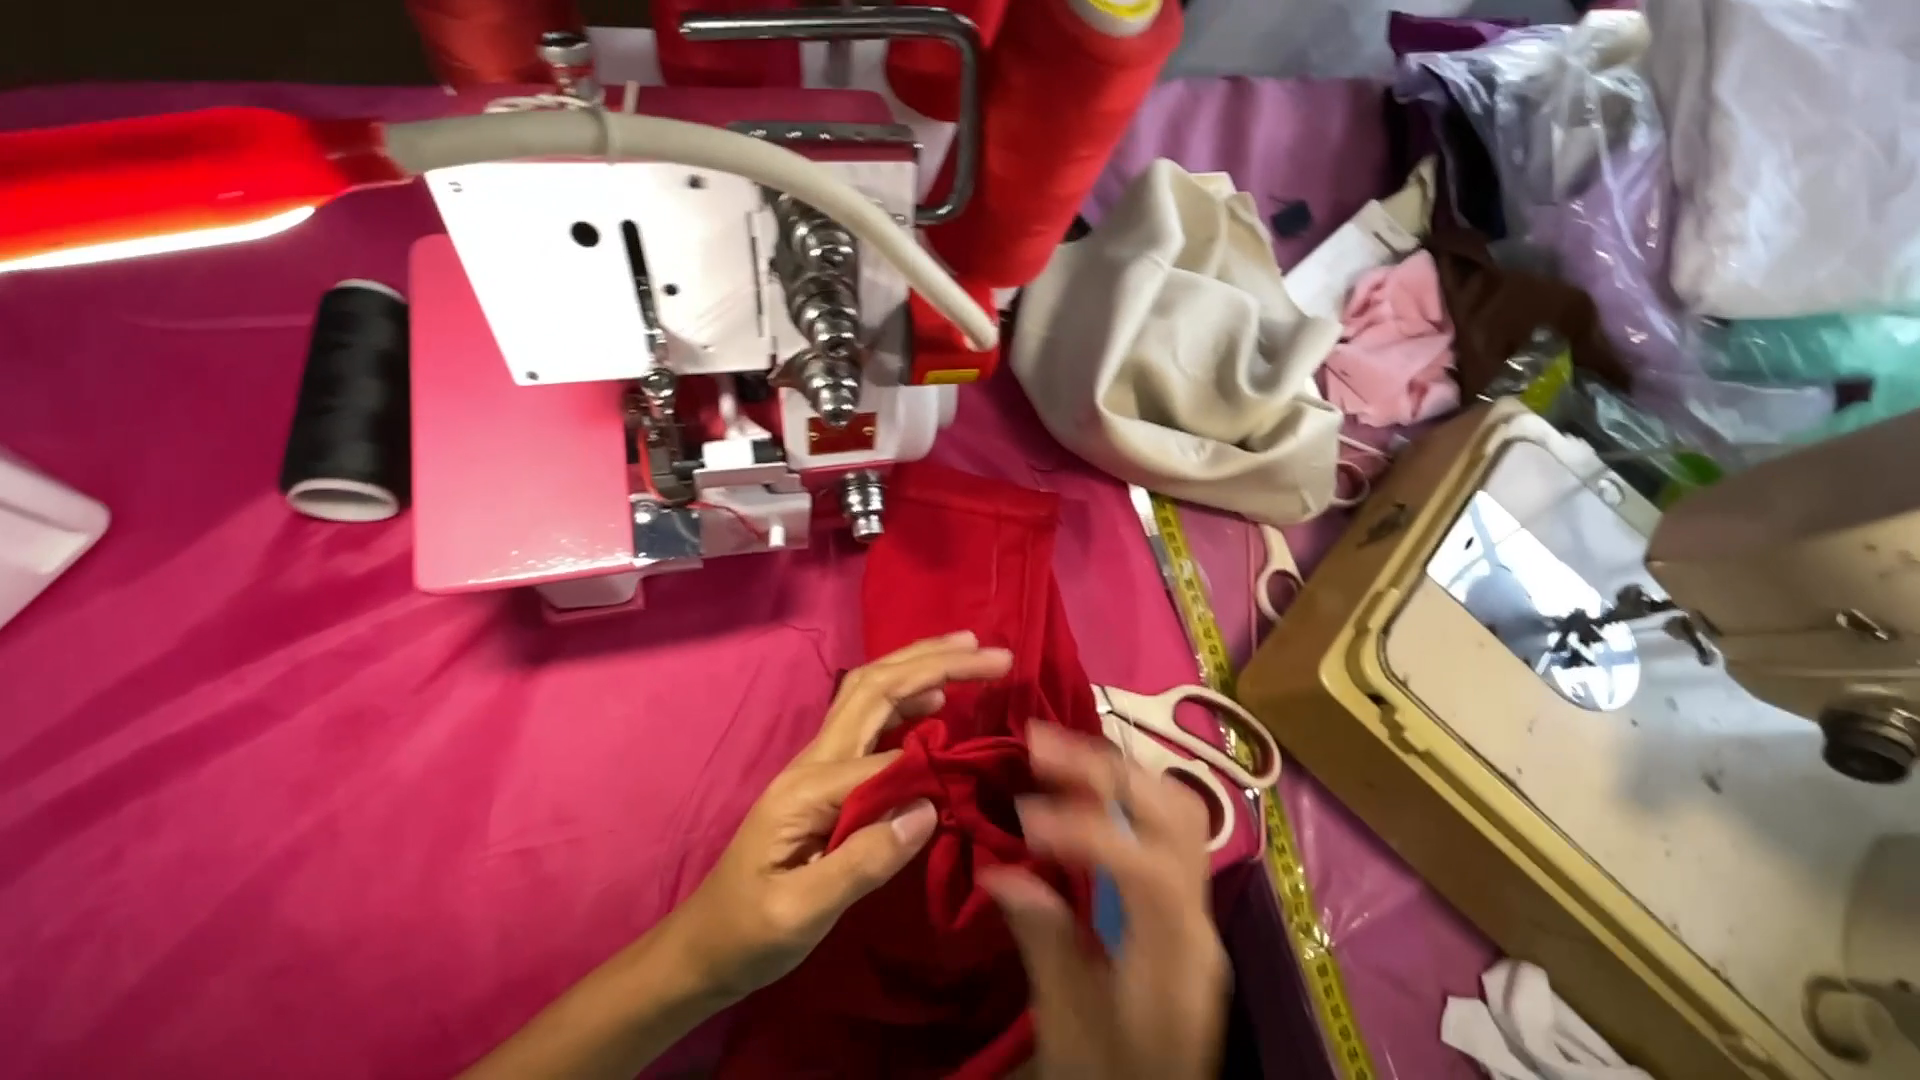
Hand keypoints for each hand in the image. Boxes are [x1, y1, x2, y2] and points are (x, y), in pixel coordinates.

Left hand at [671, 631, 1014, 1001]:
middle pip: (875, 687)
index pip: (886, 755)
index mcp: (809, 787)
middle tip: (994, 653)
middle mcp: (814, 761)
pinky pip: (871, 722)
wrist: (704, 946)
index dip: (938, 752)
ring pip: (870, 694)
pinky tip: (934, 702)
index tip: (984, 764)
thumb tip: (929, 808)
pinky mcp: (824, 780)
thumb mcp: (803, 912)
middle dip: (934, 661)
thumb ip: (864, 862)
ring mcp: (817, 766)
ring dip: (920, 667)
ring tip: (970, 654)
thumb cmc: (751, 933)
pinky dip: (907, 699)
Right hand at [985, 724, 1229, 1079]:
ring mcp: (1197, 908)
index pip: (1145, 868)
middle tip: (1039, 742)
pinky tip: (1086, 785)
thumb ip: (1045, 941)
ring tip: (1061, 750)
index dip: (1086, 831)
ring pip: (1179, 811)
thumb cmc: (1111, 1072)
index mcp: (1176, 955)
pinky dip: (1127, 794)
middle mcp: (1199, 919)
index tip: (1025, 817)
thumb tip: (1000, 870)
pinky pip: (1166, 828)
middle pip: (1176, 817)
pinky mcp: (1183, 907)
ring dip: (1121, 771)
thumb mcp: (1069, 1024)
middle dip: (1107, 769)